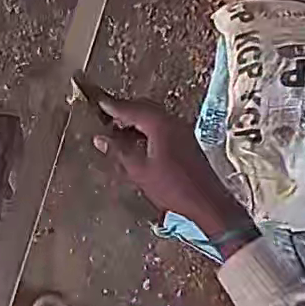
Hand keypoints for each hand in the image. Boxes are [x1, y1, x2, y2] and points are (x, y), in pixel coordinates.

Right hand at [91, 93, 252, 242]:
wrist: (206, 203)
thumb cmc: (173, 187)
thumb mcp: (139, 170)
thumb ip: (118, 151)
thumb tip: (100, 138)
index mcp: (160, 125)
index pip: (131, 109)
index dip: (113, 106)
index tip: (98, 102)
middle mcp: (173, 123)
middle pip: (144, 108)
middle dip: (124, 111)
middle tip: (105, 116)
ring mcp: (182, 131)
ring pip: (153, 117)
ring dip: (135, 120)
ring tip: (117, 130)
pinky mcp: (185, 141)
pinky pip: (162, 126)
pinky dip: (146, 128)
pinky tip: (136, 141)